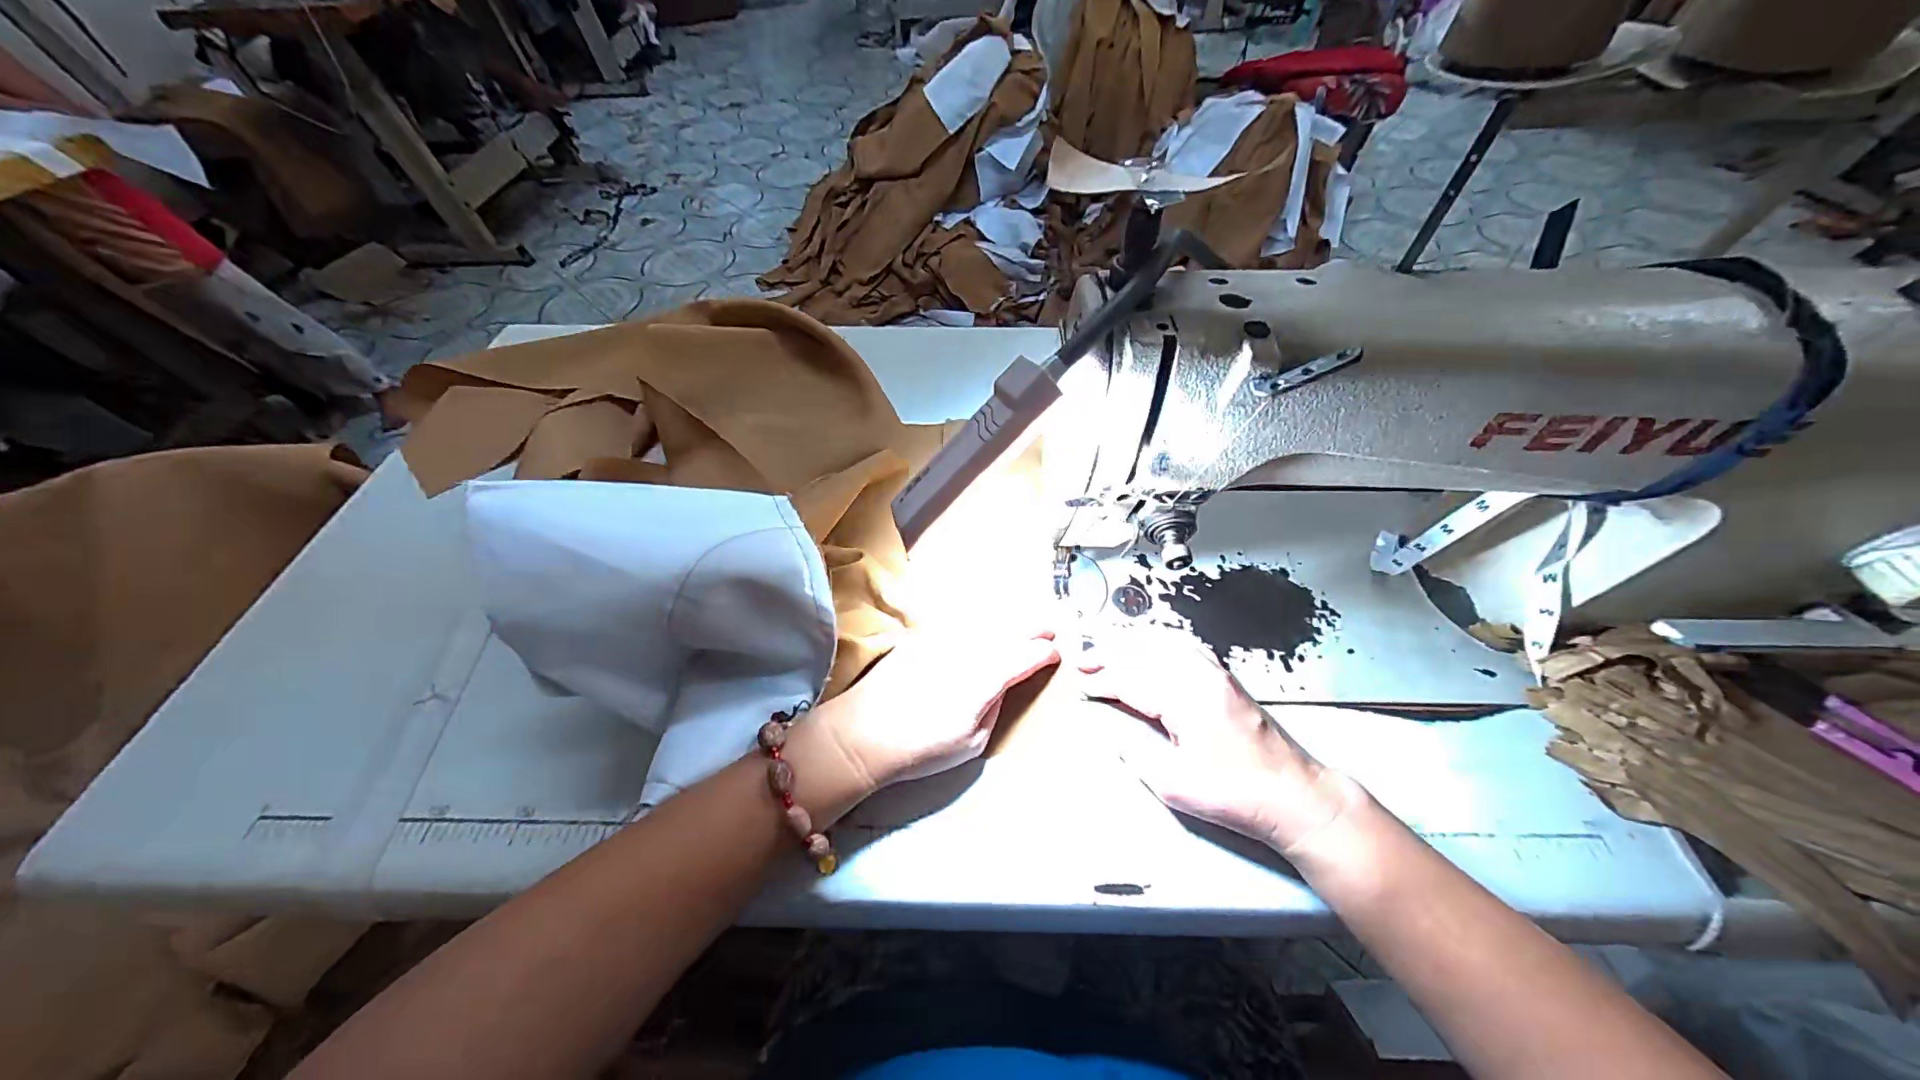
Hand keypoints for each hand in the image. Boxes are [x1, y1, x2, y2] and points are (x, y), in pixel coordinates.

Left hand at [812, 625, 1060, 791]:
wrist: (863, 733)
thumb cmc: (920, 749)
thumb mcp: (972, 742)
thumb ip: (994, 707)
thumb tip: (1003, 685)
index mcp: (983, 681)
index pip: (1023, 658)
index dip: (1043, 654)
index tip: (1055, 653)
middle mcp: (966, 653)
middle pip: (1008, 633)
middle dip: (1032, 630)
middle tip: (1049, 630)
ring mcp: (942, 641)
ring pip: (985, 623)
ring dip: (1009, 622)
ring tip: (1024, 624)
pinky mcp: (922, 638)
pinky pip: (960, 624)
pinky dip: (980, 622)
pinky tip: (986, 623)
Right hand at [1077, 627, 1360, 855]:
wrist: (1295, 796)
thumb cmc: (1238, 794)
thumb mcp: (1174, 784)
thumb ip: (1136, 752)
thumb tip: (1115, 733)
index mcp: (1187, 699)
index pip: (1132, 678)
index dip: (1103, 679)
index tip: (1082, 684)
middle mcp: (1202, 677)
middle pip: (1146, 651)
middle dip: (1111, 651)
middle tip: (1085, 657)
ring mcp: (1218, 675)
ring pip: (1167, 642)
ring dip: (1134, 642)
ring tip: (1109, 645)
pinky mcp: (1228, 680)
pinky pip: (1187, 645)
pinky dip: (1161, 641)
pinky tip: (1153, 645)